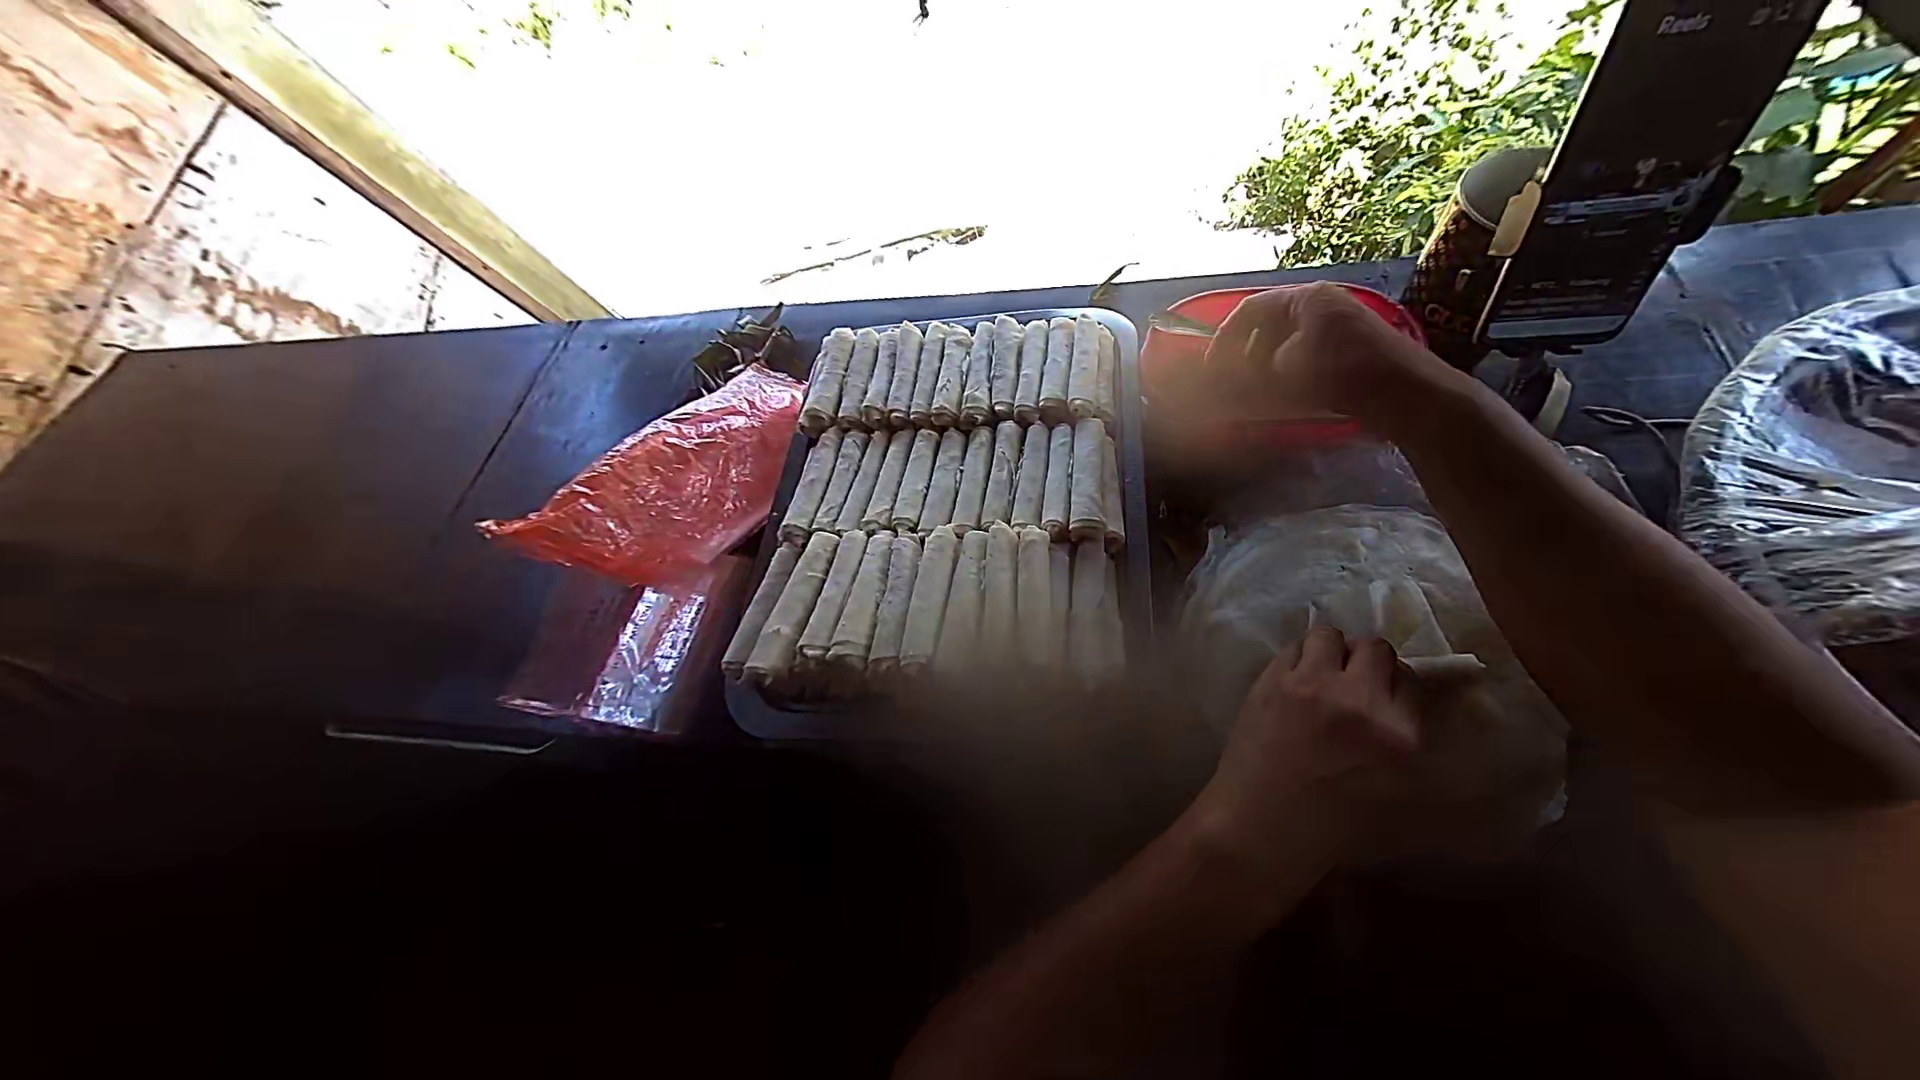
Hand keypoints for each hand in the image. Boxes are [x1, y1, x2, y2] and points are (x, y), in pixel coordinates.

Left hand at [1189, 626, 1421, 880]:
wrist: (1260, 823)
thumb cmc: (1328, 821)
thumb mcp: (1389, 784)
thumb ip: (1397, 735)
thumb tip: (1393, 695)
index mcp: (1399, 735)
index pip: (1412, 680)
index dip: (1395, 681)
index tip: (1381, 689)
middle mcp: (1358, 700)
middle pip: (1374, 647)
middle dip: (1366, 658)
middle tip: (1351, 677)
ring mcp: (1310, 685)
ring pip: (1328, 635)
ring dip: (1328, 650)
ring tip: (1319, 672)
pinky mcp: (1271, 680)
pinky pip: (1291, 648)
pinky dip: (1296, 658)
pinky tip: (1291, 681)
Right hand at [1202, 282, 1456, 431]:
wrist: (1406, 395)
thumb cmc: (1341, 374)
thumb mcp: (1285, 371)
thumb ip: (1248, 371)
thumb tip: (1222, 375)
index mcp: (1306, 299)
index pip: (1250, 310)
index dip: (1224, 338)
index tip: (1211, 366)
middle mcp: (1323, 303)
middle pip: (1269, 323)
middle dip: (1246, 351)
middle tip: (1233, 380)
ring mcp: (1340, 323)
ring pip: (1287, 340)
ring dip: (1266, 363)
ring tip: (1257, 390)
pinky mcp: (1352, 346)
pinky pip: (1306, 352)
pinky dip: (1288, 370)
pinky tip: (1285, 393)